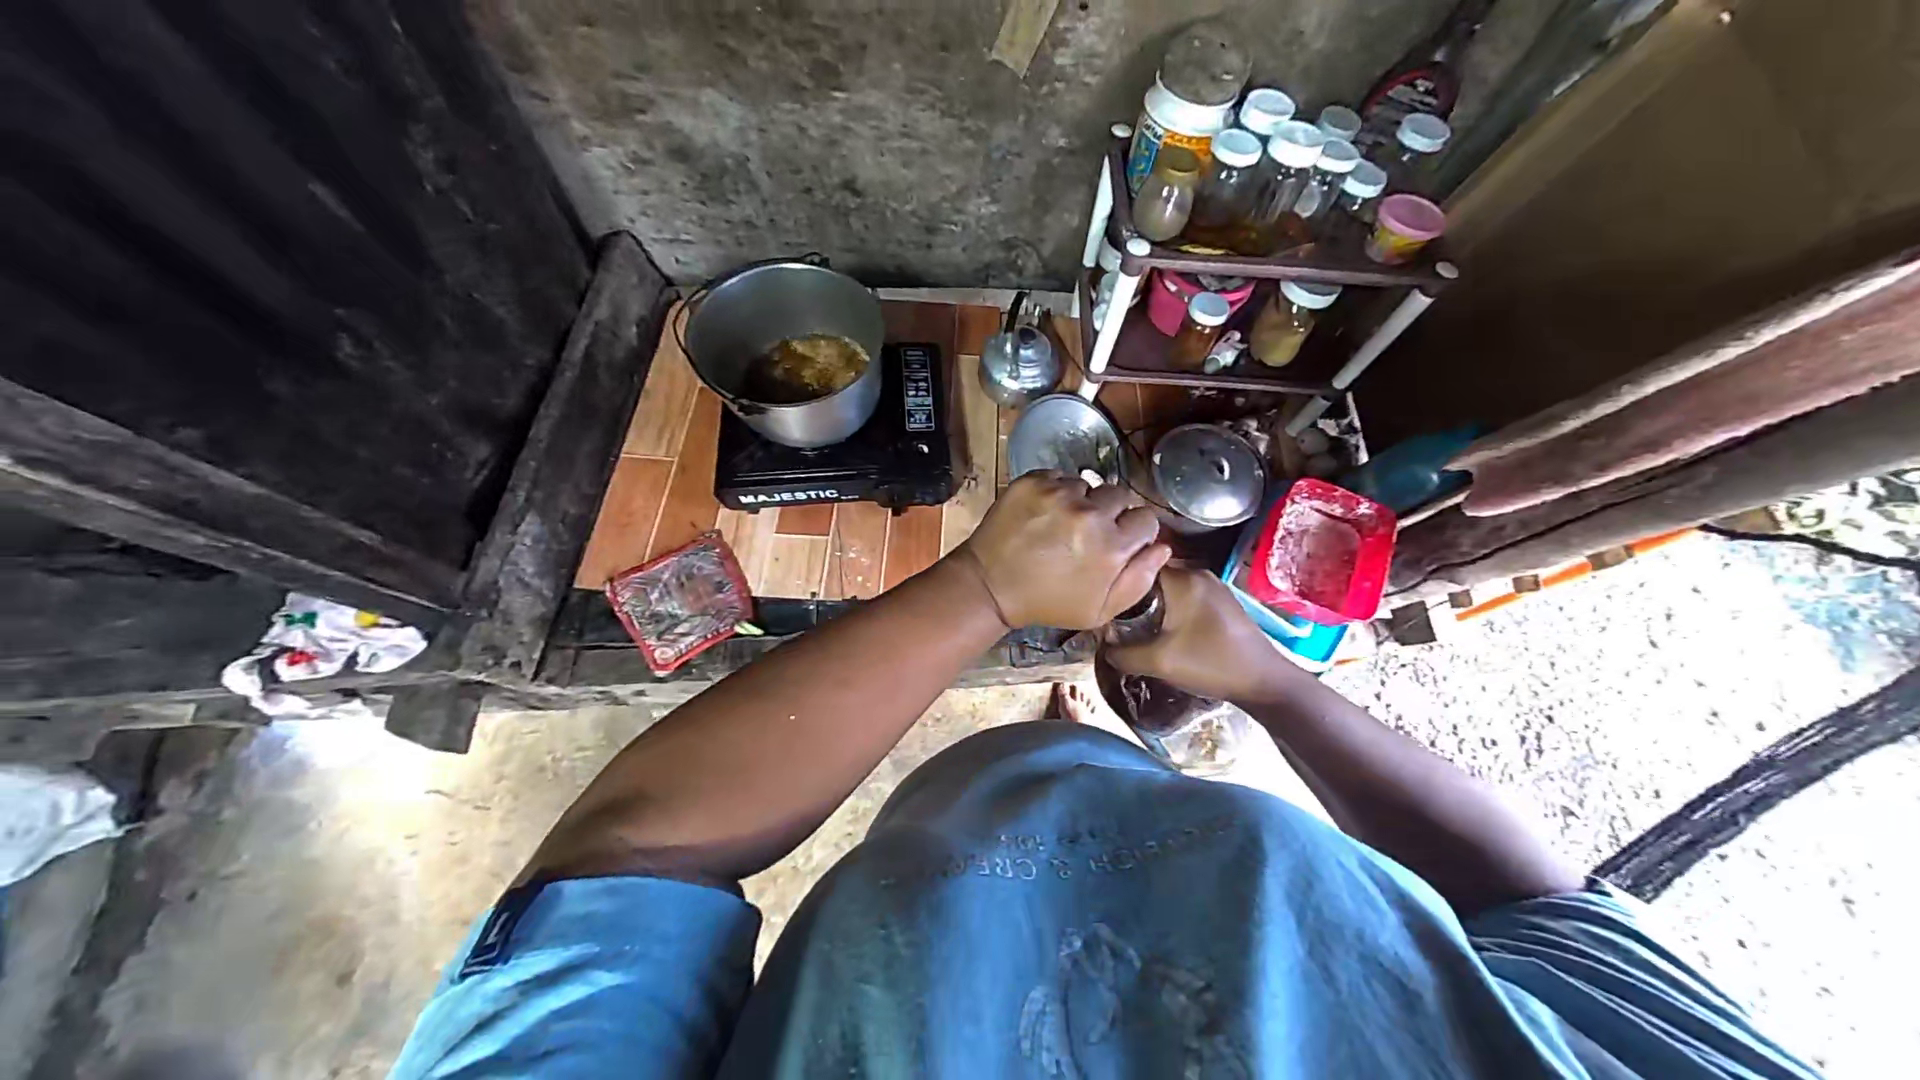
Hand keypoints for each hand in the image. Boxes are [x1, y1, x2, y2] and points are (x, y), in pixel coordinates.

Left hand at [956, 472, 1168, 629]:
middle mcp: (1090, 514)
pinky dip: (1055, 492)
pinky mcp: (1032, 481)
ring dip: (1081, 501)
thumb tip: (1163, 547)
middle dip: (1110, 513)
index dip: (1135, 532)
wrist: (991, 586)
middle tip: (1088, 532)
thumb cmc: (1049, 603)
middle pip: (1120, 496)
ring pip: (1088, 486)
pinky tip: (1044, 514)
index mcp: (1113, 547)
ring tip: (1061, 524)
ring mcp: (1059, 494)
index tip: (1118, 541)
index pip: (1146, 520)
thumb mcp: (1100, 610)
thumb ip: (1139, 579)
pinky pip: (1058, 478)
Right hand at [1103, 568, 1302, 701]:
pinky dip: (1170, 609)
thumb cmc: (1210, 663)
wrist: (1265, 683)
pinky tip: (1162, 630)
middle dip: (1133, 596)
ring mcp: (1213, 586)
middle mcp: (1198, 573)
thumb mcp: (1158, 662)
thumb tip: (1102, 648)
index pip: (1137, 566)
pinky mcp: (1221, 601)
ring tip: (1133, 626)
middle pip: (1152, 576)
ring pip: (1168, 588)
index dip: (1116, 583)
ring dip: (1152, 605)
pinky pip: (1184, 597)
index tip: (1102, 602)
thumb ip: (1122, 654)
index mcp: (1183, 578)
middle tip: (1114, 618)